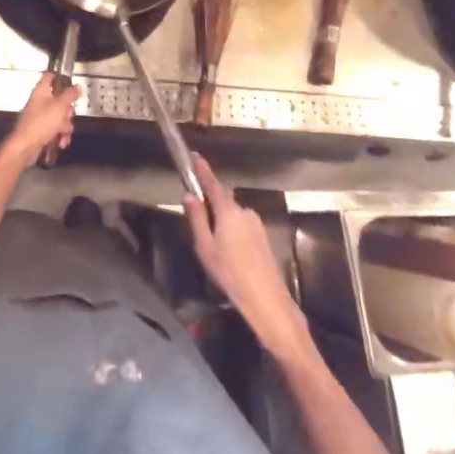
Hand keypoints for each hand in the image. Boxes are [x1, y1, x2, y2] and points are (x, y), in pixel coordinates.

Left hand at [5, 75, 79, 165]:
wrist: (26, 146)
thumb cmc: (43, 121)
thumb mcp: (60, 106)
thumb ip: (70, 95)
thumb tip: (77, 86)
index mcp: (41, 91)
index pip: (50, 76)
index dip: (60, 77)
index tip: (71, 84)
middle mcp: (40, 101)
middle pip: (59, 100)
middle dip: (67, 111)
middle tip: (68, 116)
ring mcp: (40, 116)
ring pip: (59, 117)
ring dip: (65, 127)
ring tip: (63, 135)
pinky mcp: (40, 130)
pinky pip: (55, 129)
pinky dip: (59, 135)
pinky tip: (61, 143)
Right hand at [185, 155, 312, 361]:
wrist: (265, 297)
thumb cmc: (229, 272)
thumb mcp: (205, 247)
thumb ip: (197, 218)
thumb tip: (189, 194)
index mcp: (228, 211)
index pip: (213, 184)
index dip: (203, 169)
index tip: (195, 156)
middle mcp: (244, 211)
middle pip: (222, 199)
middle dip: (210, 204)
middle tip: (197, 222)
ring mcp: (256, 223)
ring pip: (232, 214)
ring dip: (221, 220)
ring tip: (213, 245)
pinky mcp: (262, 235)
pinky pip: (241, 224)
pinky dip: (231, 230)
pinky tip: (229, 252)